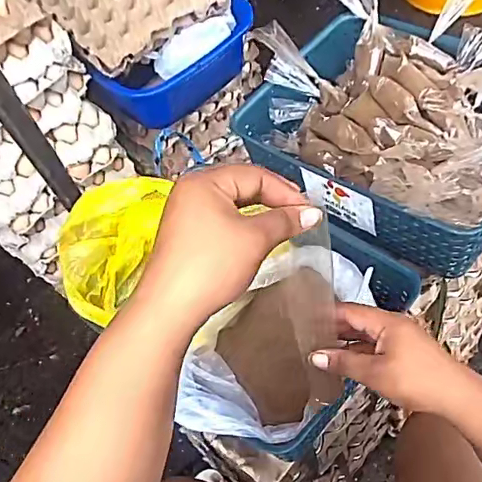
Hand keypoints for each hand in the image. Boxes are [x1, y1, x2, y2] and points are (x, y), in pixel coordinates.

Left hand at [125, 166, 320, 333]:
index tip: (308, 210)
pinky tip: (257, 241)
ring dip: (261, 215)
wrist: (172, 306)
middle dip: (275, 201)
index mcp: (204, 182)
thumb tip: (309, 213)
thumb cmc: (206, 269)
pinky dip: (244, 228)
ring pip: (234, 205)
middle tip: (300, 217)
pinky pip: (223, 222)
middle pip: (243, 186)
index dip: (286, 193)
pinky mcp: (188, 236)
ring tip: (283, 228)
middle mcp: (192, 192)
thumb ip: (285, 221)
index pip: (256, 176)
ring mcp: (187, 214)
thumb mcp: (255, 239)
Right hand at [309, 302, 481, 415]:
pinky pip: (377, 345)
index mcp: (387, 322)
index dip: (326, 315)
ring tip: (322, 351)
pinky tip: (348, 362)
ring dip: (347, 342)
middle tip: (309, 337)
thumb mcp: (375, 373)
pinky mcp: (407, 351)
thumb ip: (344, 362)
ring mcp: (402, 337)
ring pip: (367, 335)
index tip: (305, 320)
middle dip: (334, 329)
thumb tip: (317, 356)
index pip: (349, 310)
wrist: (454, 395)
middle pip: (358, 321)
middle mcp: (395, 324)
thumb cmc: (419, 381)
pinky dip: (361, 351)